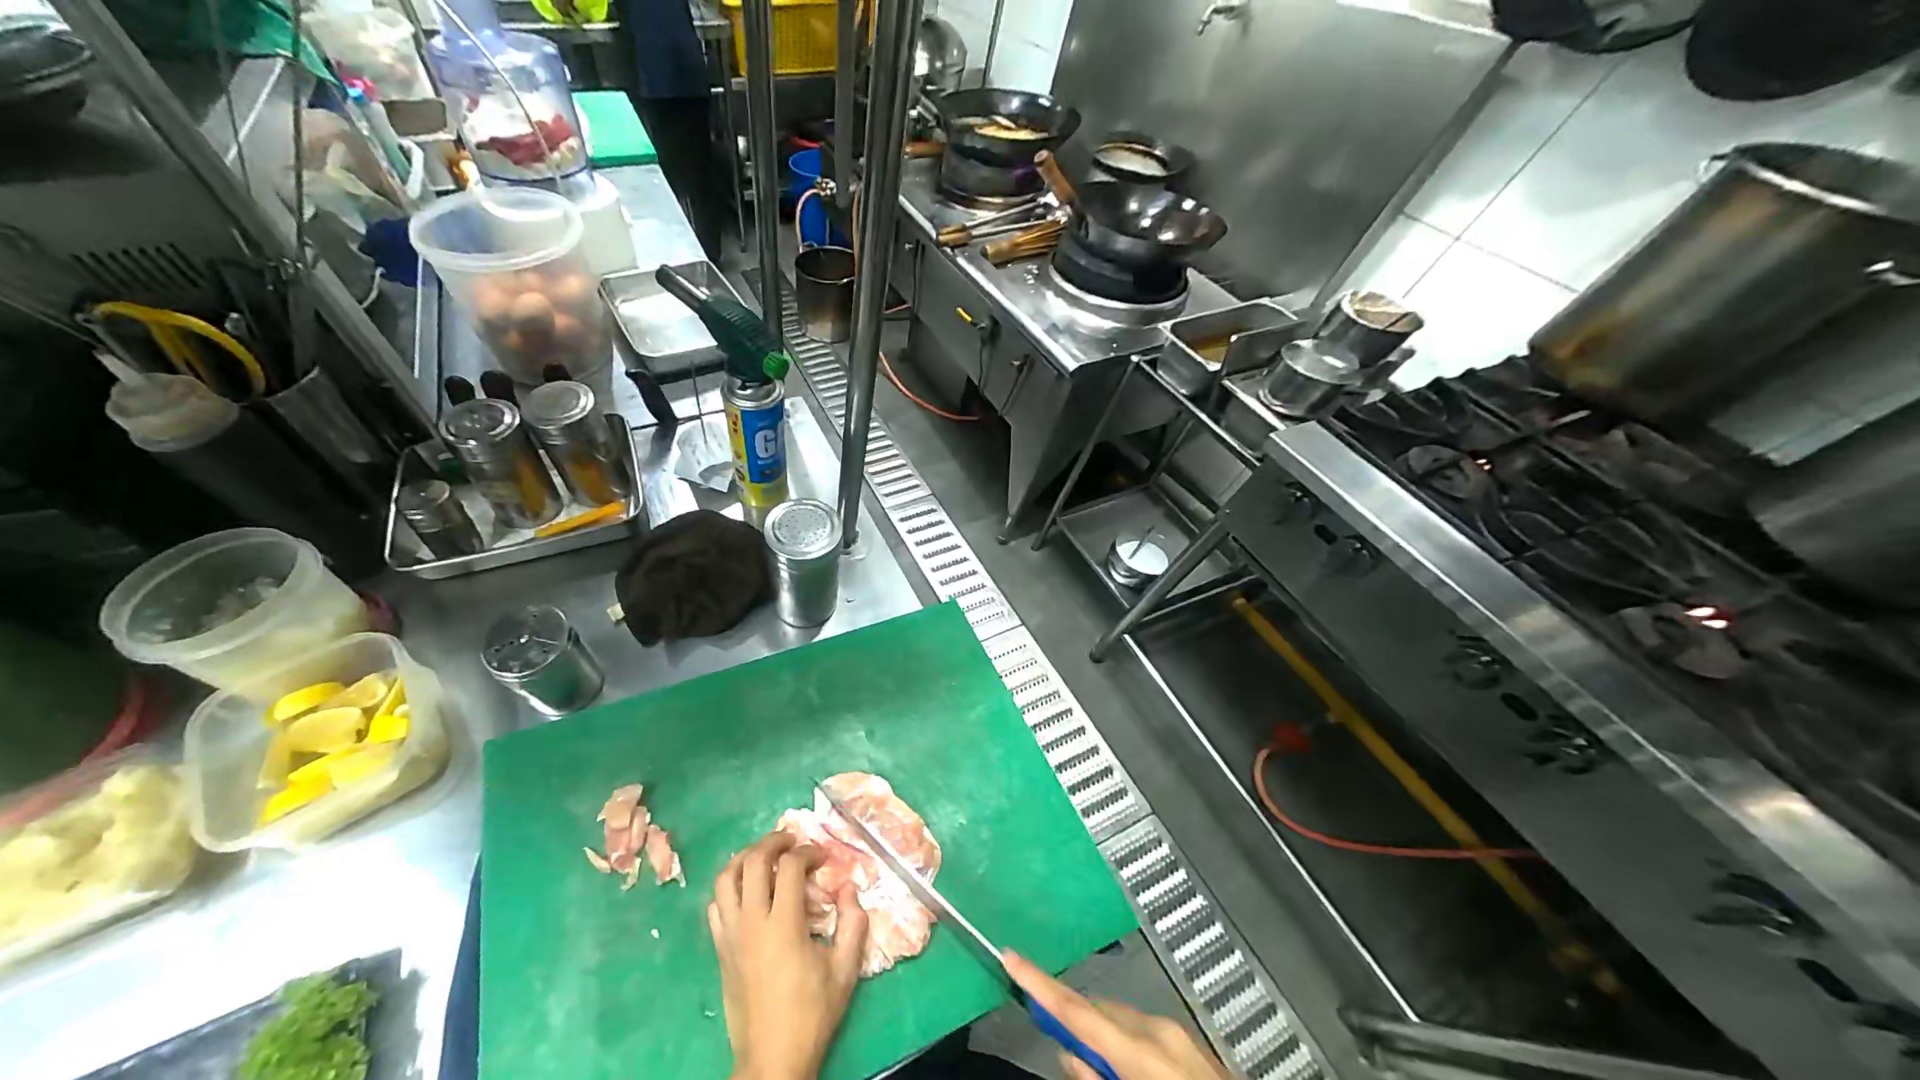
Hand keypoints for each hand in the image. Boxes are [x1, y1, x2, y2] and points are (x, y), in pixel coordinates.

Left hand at [709, 831, 869, 1079]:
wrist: (772, 1057)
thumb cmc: (812, 1013)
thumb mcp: (845, 969)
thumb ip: (854, 923)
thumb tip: (849, 888)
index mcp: (783, 925)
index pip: (790, 867)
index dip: (808, 853)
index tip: (823, 858)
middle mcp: (751, 923)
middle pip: (753, 862)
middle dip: (774, 842)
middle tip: (792, 841)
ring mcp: (730, 936)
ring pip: (725, 879)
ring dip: (746, 858)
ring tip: (766, 856)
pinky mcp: (720, 950)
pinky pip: (716, 906)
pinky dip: (730, 888)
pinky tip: (747, 891)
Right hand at [1003, 950, 1230, 1079]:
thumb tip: (1072, 1057)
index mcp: (1142, 1051)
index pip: (1077, 1011)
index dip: (1039, 984)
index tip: (1010, 956)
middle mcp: (1158, 1030)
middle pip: (1097, 1014)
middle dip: (1076, 1028)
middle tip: (1071, 1061)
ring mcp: (1178, 1034)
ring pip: (1119, 1023)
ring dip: (1103, 1041)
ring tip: (1105, 1073)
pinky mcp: (1192, 1044)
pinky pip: (1142, 1033)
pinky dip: (1126, 1047)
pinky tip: (1132, 1073)